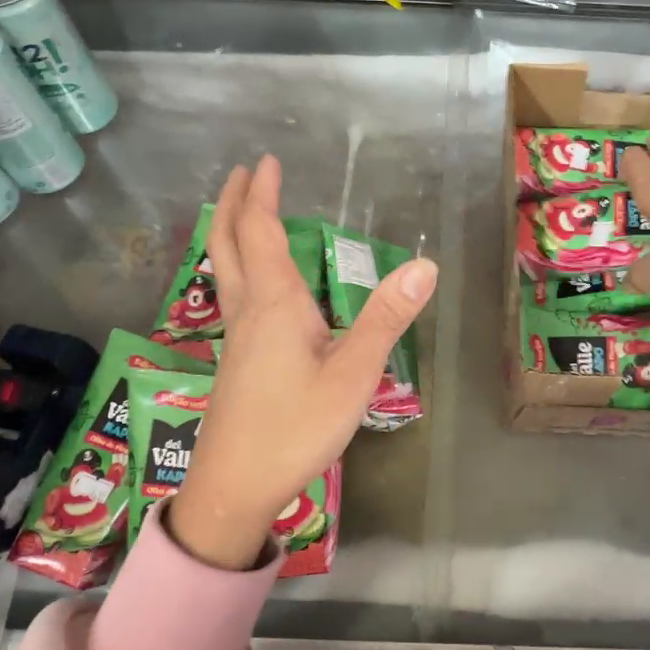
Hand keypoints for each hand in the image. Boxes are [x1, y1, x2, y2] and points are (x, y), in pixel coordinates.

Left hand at [167, 155, 437, 570]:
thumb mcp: (353, 375)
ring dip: (229, 233)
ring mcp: (236, 338)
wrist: (234, 488)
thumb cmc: (295, 428)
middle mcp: (248, 311)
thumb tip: (425, 265)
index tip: (266, 161)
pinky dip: (237, 266)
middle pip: (228, 244)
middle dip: (233, 205)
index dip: (263, 194)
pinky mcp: (235, 361)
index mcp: (274, 303)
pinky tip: (254, 286)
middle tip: (241, 174)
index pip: (262, 232)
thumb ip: (385, 319)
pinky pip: (232, 294)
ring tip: (241, 216)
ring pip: (224, 270)